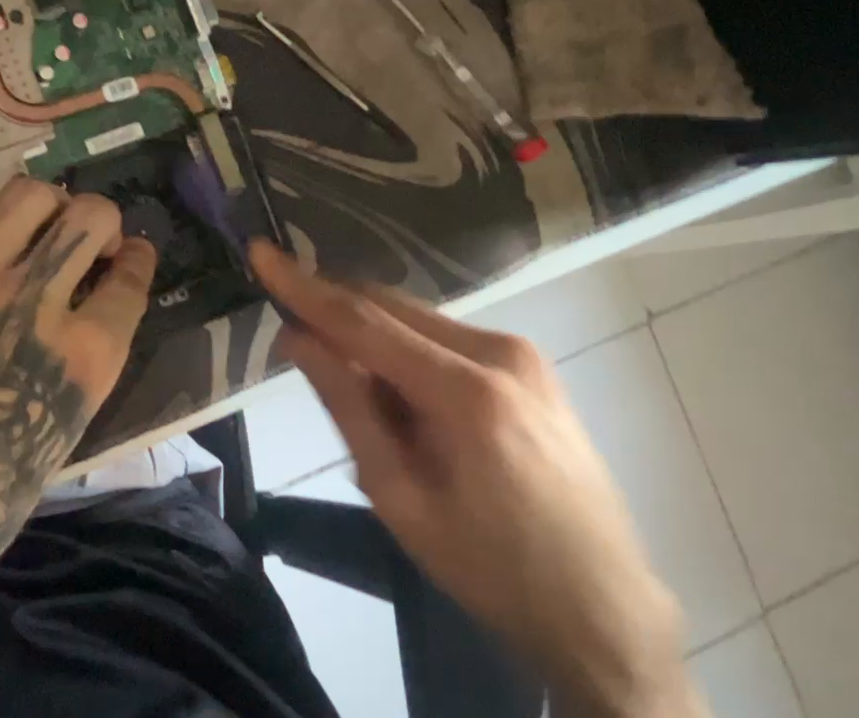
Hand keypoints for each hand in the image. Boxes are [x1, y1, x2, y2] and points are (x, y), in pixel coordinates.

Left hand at [0, 176, 156, 406]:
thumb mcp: (60, 434)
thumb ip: (83, 362)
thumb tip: (91, 305)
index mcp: (81, 359)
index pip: (129, 280)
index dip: (137, 259)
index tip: (133, 253)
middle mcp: (30, 307)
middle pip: (88, 218)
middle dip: (100, 220)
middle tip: (87, 237)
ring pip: (24, 197)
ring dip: (44, 207)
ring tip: (36, 227)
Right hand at [250, 241, 699, 717]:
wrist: (600, 605)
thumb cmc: (488, 564)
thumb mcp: (398, 493)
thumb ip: (347, 405)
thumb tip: (296, 337)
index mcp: (466, 391)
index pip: (362, 320)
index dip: (303, 287)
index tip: (258, 253)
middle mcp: (501, 352)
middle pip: (389, 306)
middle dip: (331, 307)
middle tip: (284, 332)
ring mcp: (523, 355)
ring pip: (415, 318)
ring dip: (366, 333)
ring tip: (343, 385)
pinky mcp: (530, 366)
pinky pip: (443, 336)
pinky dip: (401, 348)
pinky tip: (392, 392)